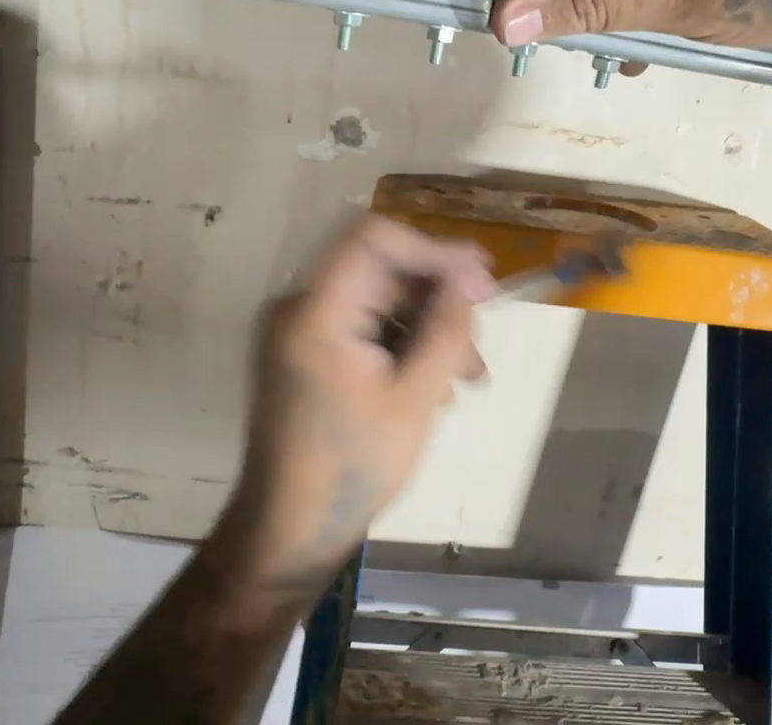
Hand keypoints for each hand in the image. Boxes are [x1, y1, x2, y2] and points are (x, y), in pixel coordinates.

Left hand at [218, 216, 494, 587]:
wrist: (288, 533)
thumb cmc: (351, 469)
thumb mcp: (414, 398)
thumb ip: (446, 328)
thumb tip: (472, 274)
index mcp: (314, 309)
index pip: (374, 237)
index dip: (434, 250)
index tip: (483, 282)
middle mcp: (301, 305)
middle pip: (382, 268)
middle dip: (439, 299)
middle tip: (480, 342)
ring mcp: (302, 329)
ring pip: (382, 299)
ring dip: (430, 328)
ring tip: (468, 377)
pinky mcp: (310, 352)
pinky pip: (367, 326)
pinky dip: (406, 346)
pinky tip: (436, 386)